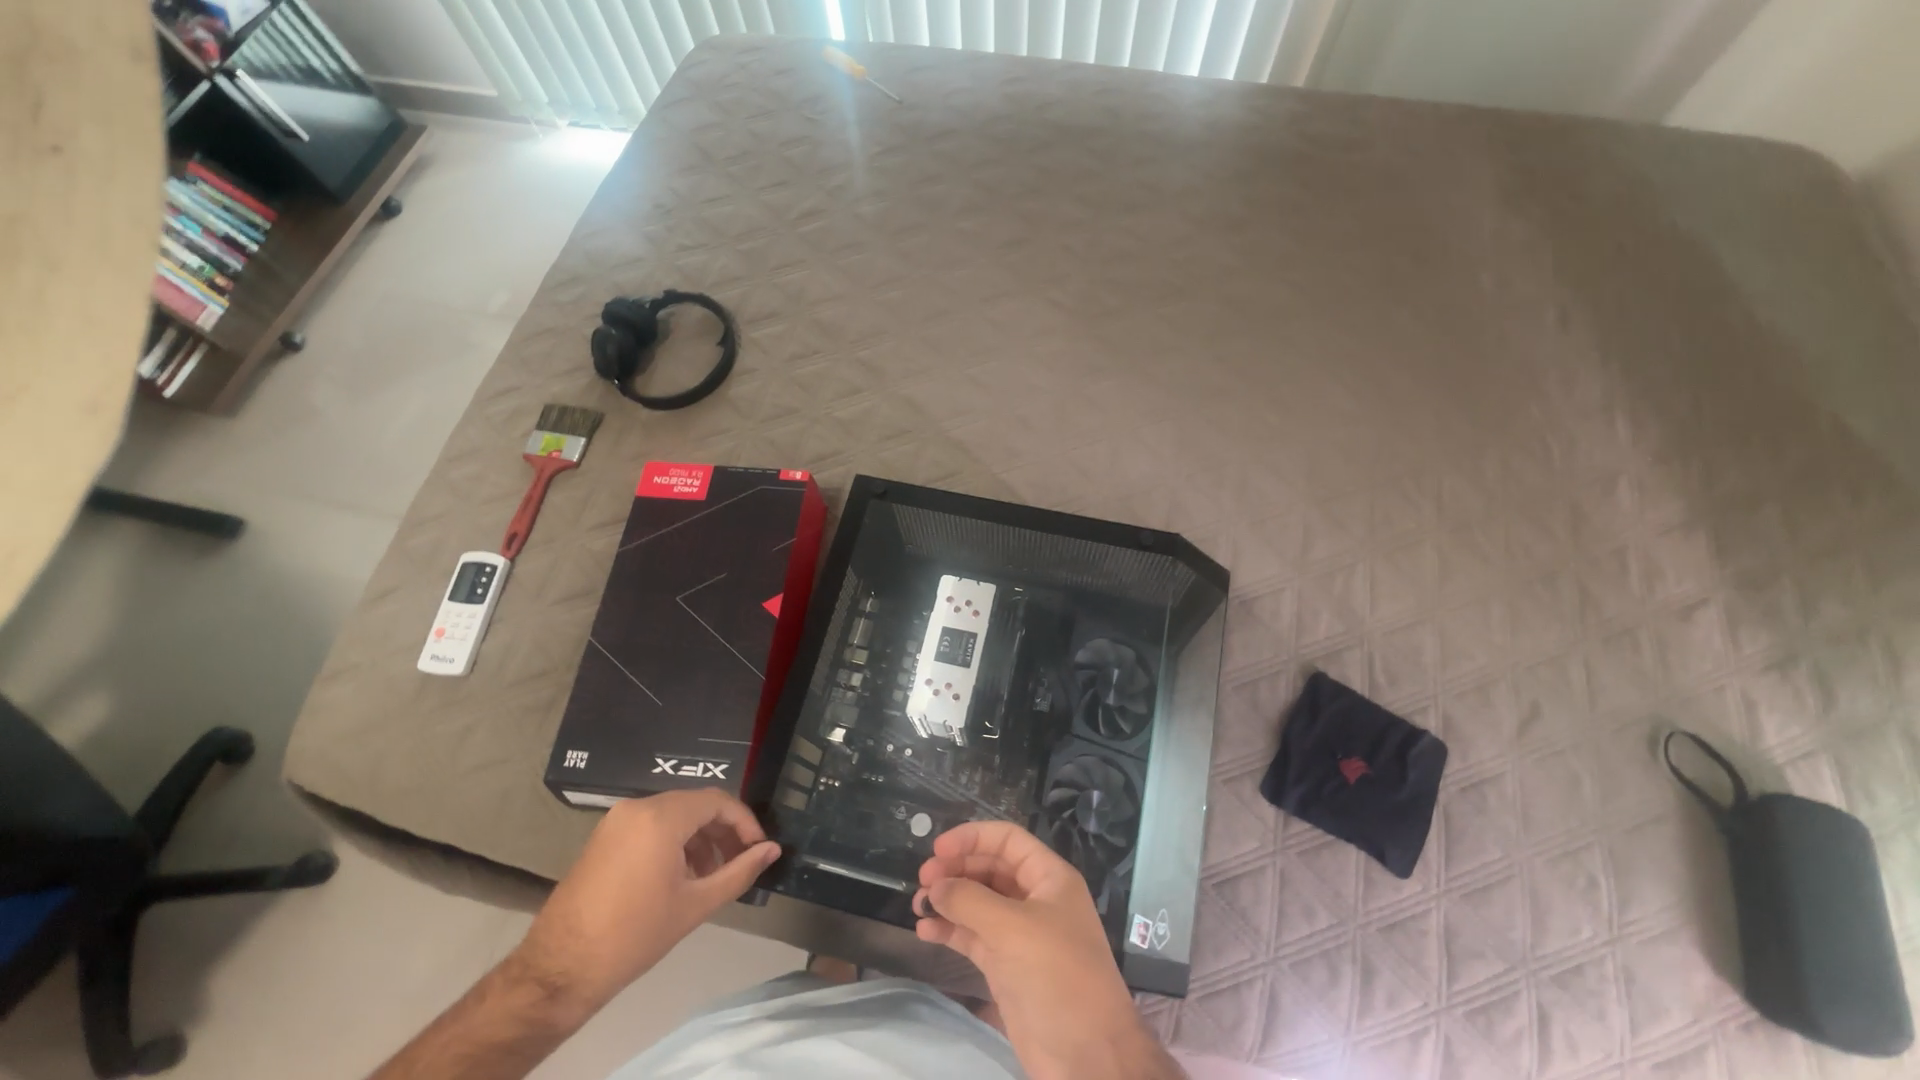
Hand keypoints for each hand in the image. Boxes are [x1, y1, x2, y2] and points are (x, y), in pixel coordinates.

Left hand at [508, 789, 779, 1021]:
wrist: (562, 968)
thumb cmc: (635, 935)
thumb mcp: (696, 904)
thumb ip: (739, 872)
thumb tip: (772, 850)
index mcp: (660, 818)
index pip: (717, 801)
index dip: (745, 822)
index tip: (759, 850)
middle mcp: (637, 808)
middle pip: (695, 805)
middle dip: (723, 831)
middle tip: (741, 863)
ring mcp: (616, 821)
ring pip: (673, 815)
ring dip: (699, 838)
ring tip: (712, 876)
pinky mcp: (604, 837)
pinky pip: (650, 826)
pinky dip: (674, 842)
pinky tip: (682, 877)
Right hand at [914, 822, 1181, 1079]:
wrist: (1087, 1054)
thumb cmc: (1058, 976)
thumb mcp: (1014, 928)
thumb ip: (970, 900)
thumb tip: (936, 885)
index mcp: (1050, 878)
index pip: (1008, 840)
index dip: (972, 837)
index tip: (936, 849)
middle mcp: (1036, 900)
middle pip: (990, 868)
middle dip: (956, 869)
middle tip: (922, 880)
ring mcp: (1021, 934)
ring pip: (978, 903)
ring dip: (949, 900)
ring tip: (918, 905)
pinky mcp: (1007, 966)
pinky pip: (973, 936)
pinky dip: (949, 930)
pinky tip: (925, 931)